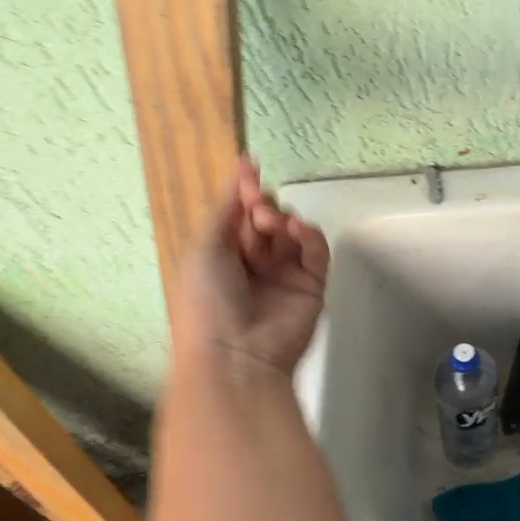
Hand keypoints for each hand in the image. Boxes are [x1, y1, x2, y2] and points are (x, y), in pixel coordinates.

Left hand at [173, 159, 330, 376]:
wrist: (236, 354)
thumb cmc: (206, 301)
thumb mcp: (203, 248)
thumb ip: (226, 208)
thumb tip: (241, 167)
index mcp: (221, 254)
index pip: (239, 212)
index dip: (244, 189)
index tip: (249, 166)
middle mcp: (254, 262)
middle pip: (266, 217)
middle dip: (262, 205)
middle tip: (258, 209)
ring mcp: (285, 274)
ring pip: (293, 231)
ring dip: (283, 219)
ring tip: (273, 226)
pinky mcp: (312, 285)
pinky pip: (316, 251)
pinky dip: (309, 236)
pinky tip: (298, 232)